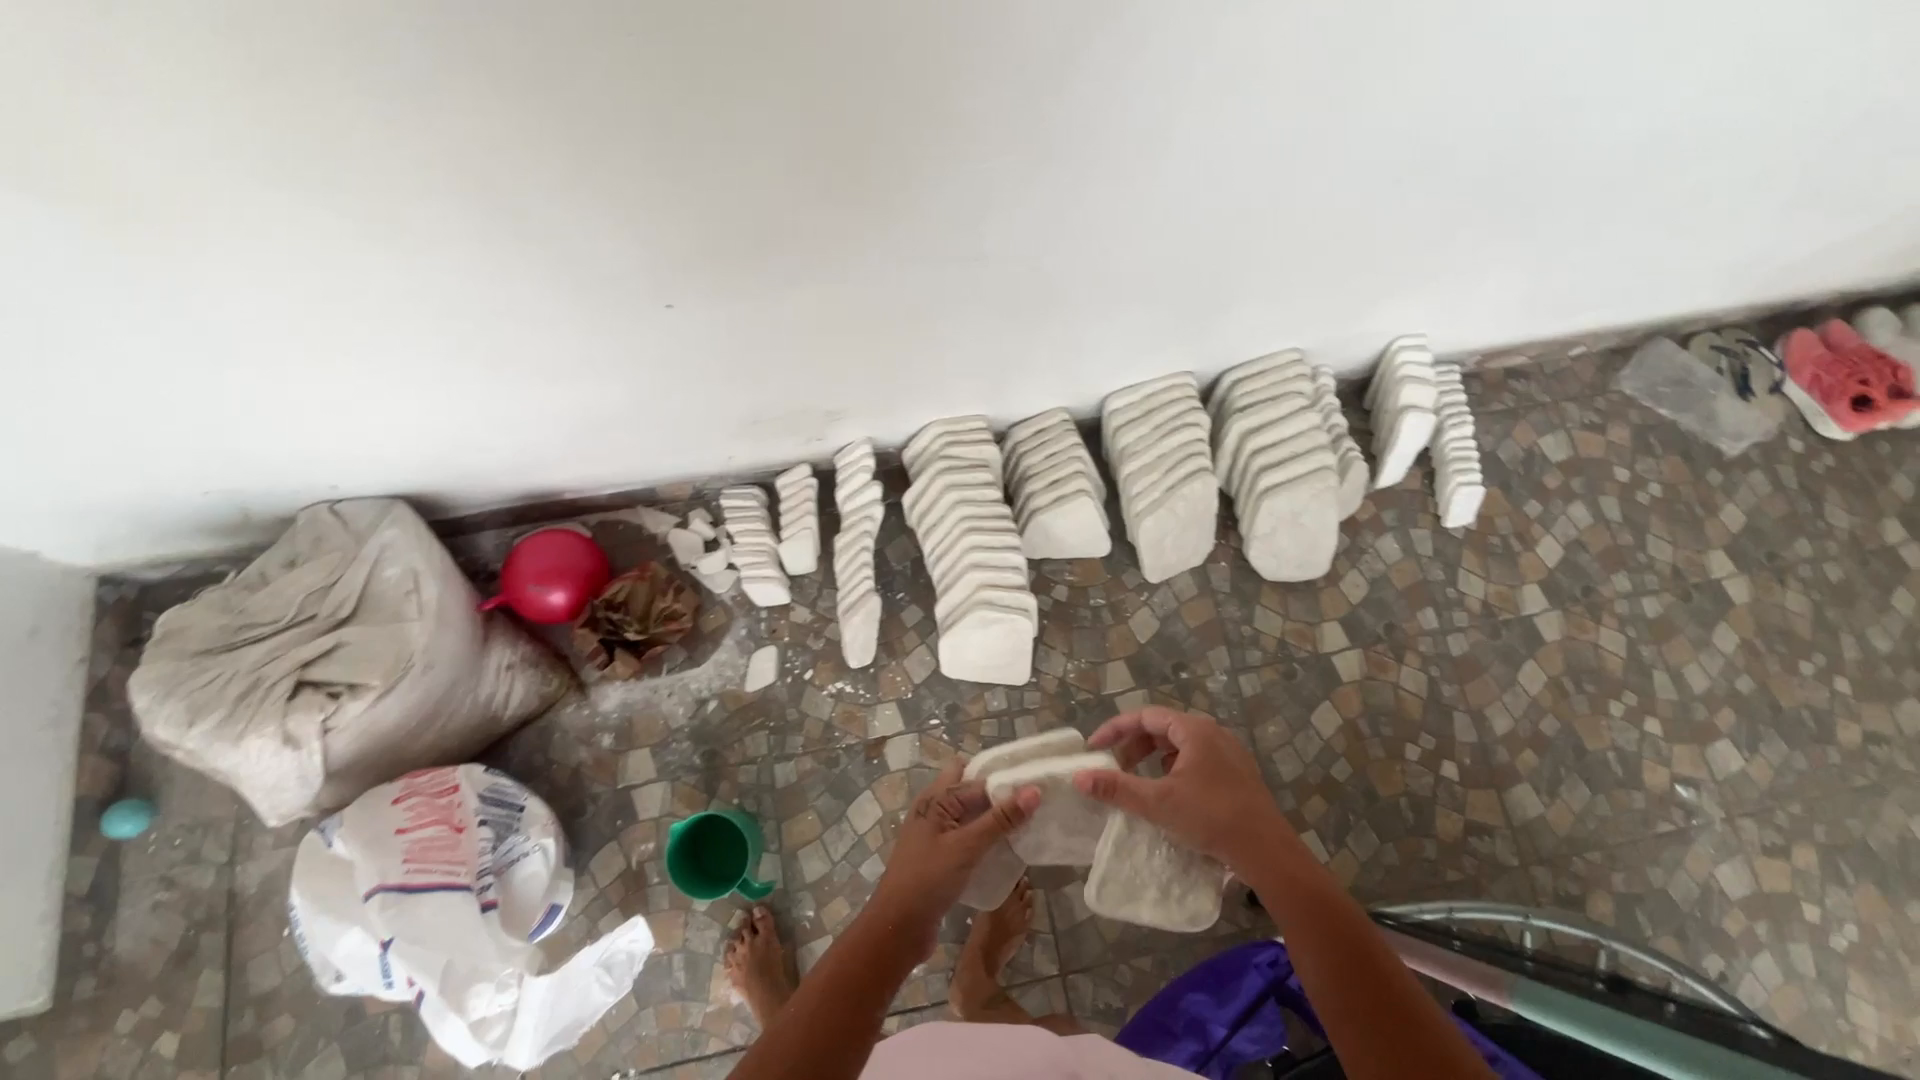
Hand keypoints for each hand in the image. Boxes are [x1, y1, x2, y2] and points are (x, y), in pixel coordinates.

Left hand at [867, 760, 1039, 951]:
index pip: (976, 777)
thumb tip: (1034, 790)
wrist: (898, 927)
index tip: (1038, 784)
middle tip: (1032, 803)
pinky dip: (987, 838)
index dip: (1005, 778)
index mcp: (935, 798)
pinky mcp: (943, 856)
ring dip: (995, 818)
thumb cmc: (928, 879)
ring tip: (1030, 823)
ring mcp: (938, 833)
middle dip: (999, 794)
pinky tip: (1009, 849)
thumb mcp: (967, 846)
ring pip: (971, 814)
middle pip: (971, 790)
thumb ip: (1000, 819)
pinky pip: (969, 836)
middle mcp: (935, 809)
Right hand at [1072, 706, 1292, 872]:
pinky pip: (1196, 759)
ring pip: (1180, 745)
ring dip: (1153, 758)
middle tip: (1113, 767)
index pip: (1145, 716)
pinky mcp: (1237, 774)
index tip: (1094, 748)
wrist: (1266, 851)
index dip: (1115, 729)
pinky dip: (1174, 768)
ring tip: (1137, 781)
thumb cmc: (1210, 818)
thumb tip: (1079, 777)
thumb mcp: (1157, 803)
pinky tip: (1169, 794)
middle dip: (1133, 745)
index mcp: (1194, 730)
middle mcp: (1213, 733)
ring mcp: (1229, 753)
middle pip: (1162, 728)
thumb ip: (1116, 788)